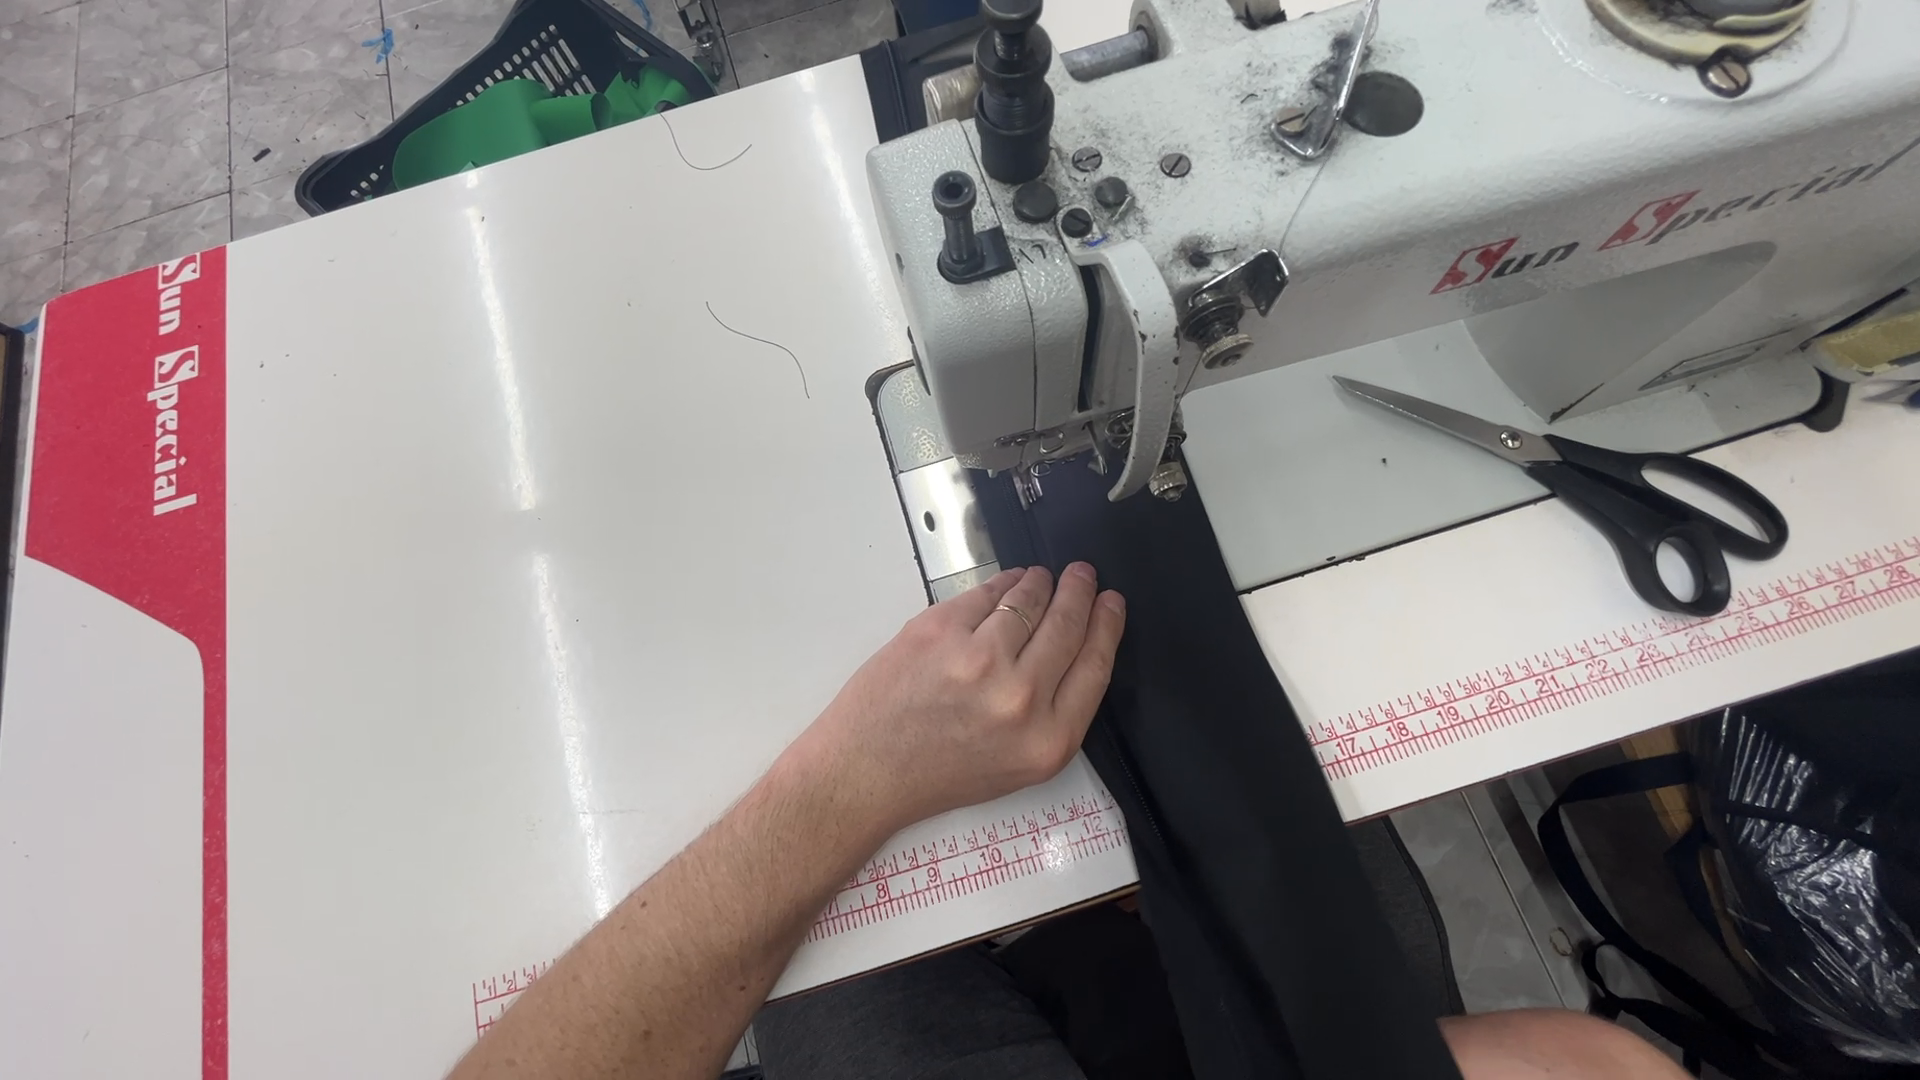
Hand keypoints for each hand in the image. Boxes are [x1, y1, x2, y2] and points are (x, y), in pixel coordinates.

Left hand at [796, 563, 1125, 834]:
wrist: (866, 772)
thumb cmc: (939, 774)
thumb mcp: (1018, 763)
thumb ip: (1052, 713)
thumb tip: (1070, 649)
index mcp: (1048, 740)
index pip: (1095, 665)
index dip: (1107, 626)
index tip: (1112, 603)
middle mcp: (1021, 697)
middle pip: (1066, 625)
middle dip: (1080, 593)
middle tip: (1084, 575)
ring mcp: (978, 658)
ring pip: (1027, 601)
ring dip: (1040, 583)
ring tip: (1044, 576)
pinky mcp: (939, 630)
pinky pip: (985, 593)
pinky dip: (1003, 583)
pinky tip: (1010, 581)